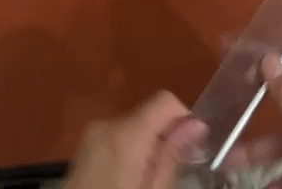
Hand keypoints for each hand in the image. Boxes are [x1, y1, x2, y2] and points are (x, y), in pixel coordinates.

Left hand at [63, 91, 207, 188]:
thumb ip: (171, 156)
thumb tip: (196, 124)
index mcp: (126, 133)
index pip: (165, 100)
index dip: (183, 119)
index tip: (191, 147)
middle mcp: (107, 123)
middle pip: (149, 114)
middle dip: (164, 139)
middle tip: (168, 175)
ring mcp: (92, 131)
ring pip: (134, 126)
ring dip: (146, 146)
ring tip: (145, 181)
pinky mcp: (85, 142)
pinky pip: (117, 135)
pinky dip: (129, 150)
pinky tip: (126, 179)